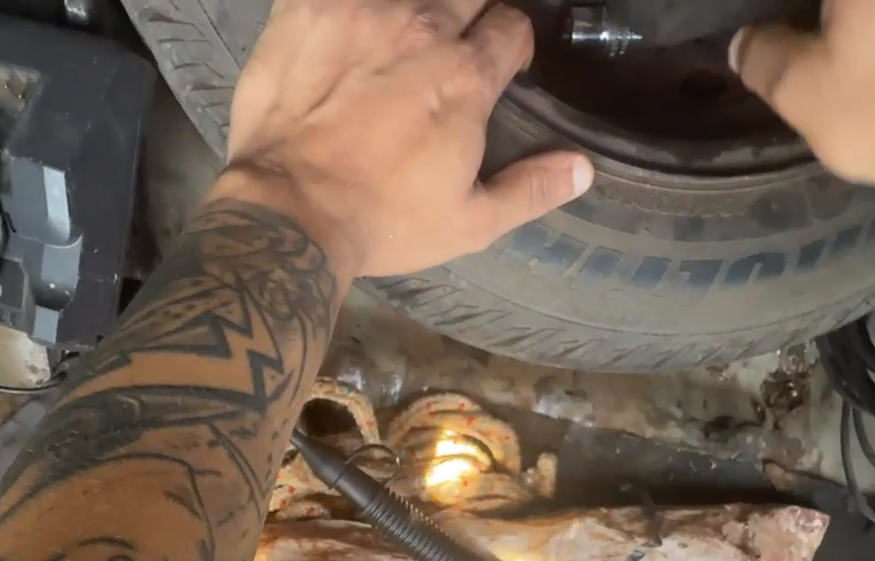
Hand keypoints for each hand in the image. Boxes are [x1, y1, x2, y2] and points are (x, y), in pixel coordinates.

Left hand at [210, 0, 593, 277]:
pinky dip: (360, 6)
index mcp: (466, 77)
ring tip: (406, 39)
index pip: (512, 28)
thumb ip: (529, 191)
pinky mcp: (308, 7)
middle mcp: (422, 26)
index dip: (510, 46)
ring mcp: (362, 8)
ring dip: (419, 9)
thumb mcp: (468, 224)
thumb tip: (583, 168)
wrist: (291, 212)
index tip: (498, 68)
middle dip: (468, 18)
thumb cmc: (384, 223)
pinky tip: (360, 28)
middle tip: (447, 52)